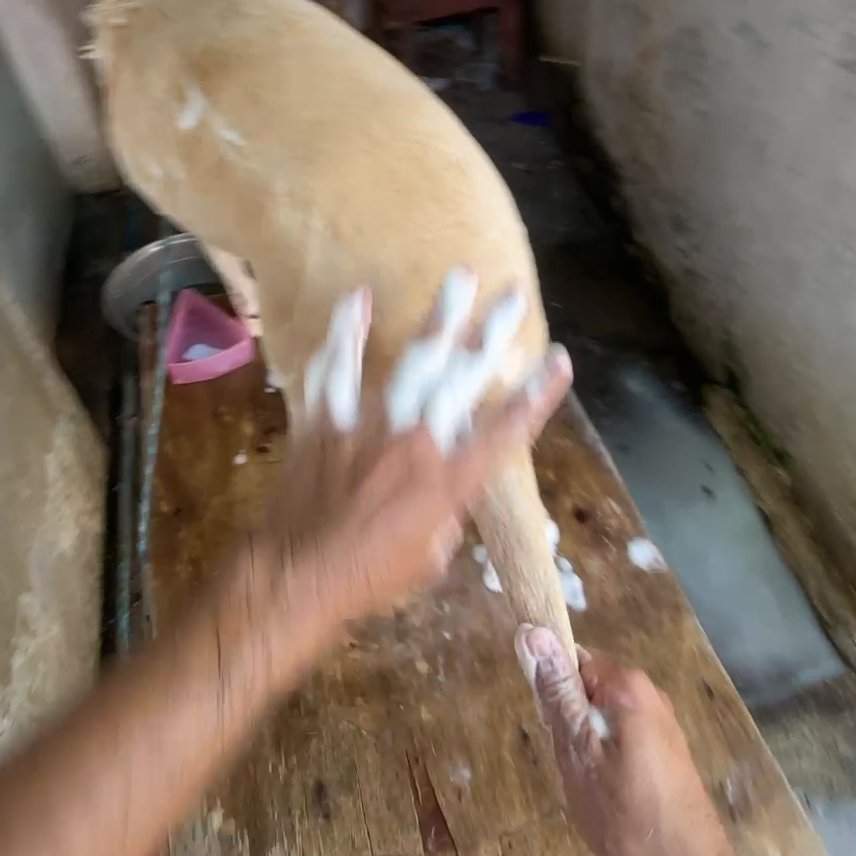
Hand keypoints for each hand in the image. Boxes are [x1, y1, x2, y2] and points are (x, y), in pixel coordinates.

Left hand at [255, 281, 571, 629]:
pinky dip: (345, 331)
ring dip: (438, 317)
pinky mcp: (328, 418)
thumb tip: (447, 493)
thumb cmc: (368, 578)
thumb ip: (446, 515)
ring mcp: (371, 424)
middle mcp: (417, 442)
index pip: (506, 430)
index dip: (537, 394)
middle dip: (493, 334)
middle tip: (515, 295)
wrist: (297, 574)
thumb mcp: (428, 560)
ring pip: (412, 361)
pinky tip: (357, 297)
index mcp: (449, 482)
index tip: (559, 360)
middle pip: (464, 379)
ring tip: (459, 278)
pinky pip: (336, 367)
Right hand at [516, 625, 754, 855]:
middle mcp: (649, 691)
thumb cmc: (626, 814)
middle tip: (571, 757)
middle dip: (570, 716)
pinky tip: (608, 788)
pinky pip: (621, 730)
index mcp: (628, 684)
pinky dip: (606, 751)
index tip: (552, 726)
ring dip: (586, 737)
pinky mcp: (667, 747)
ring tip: (589, 777)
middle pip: (587, 684)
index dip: (553, 690)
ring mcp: (662, 720)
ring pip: (602, 711)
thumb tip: (532, 630)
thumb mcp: (578, 751)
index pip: (571, 657)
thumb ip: (556, 692)